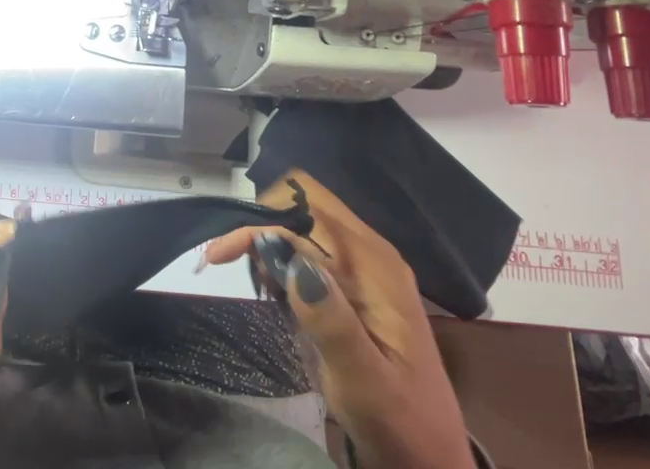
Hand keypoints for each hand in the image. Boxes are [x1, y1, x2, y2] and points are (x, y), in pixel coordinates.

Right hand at [205, 174, 474, 468]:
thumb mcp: (363, 380)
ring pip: (305, 226)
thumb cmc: (398, 422)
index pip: (310, 212)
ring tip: (257, 287)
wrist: (429, 459)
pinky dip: (283, 262)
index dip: (262, 223)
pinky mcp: (355, 288)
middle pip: (305, 207)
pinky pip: (311, 252)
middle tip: (233, 266)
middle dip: (263, 225)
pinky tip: (274, 294)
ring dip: (270, 245)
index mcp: (376, 266)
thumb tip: (293, 262)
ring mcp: (365, 270)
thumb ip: (331, 320)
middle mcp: (371, 254)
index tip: (220, 256)